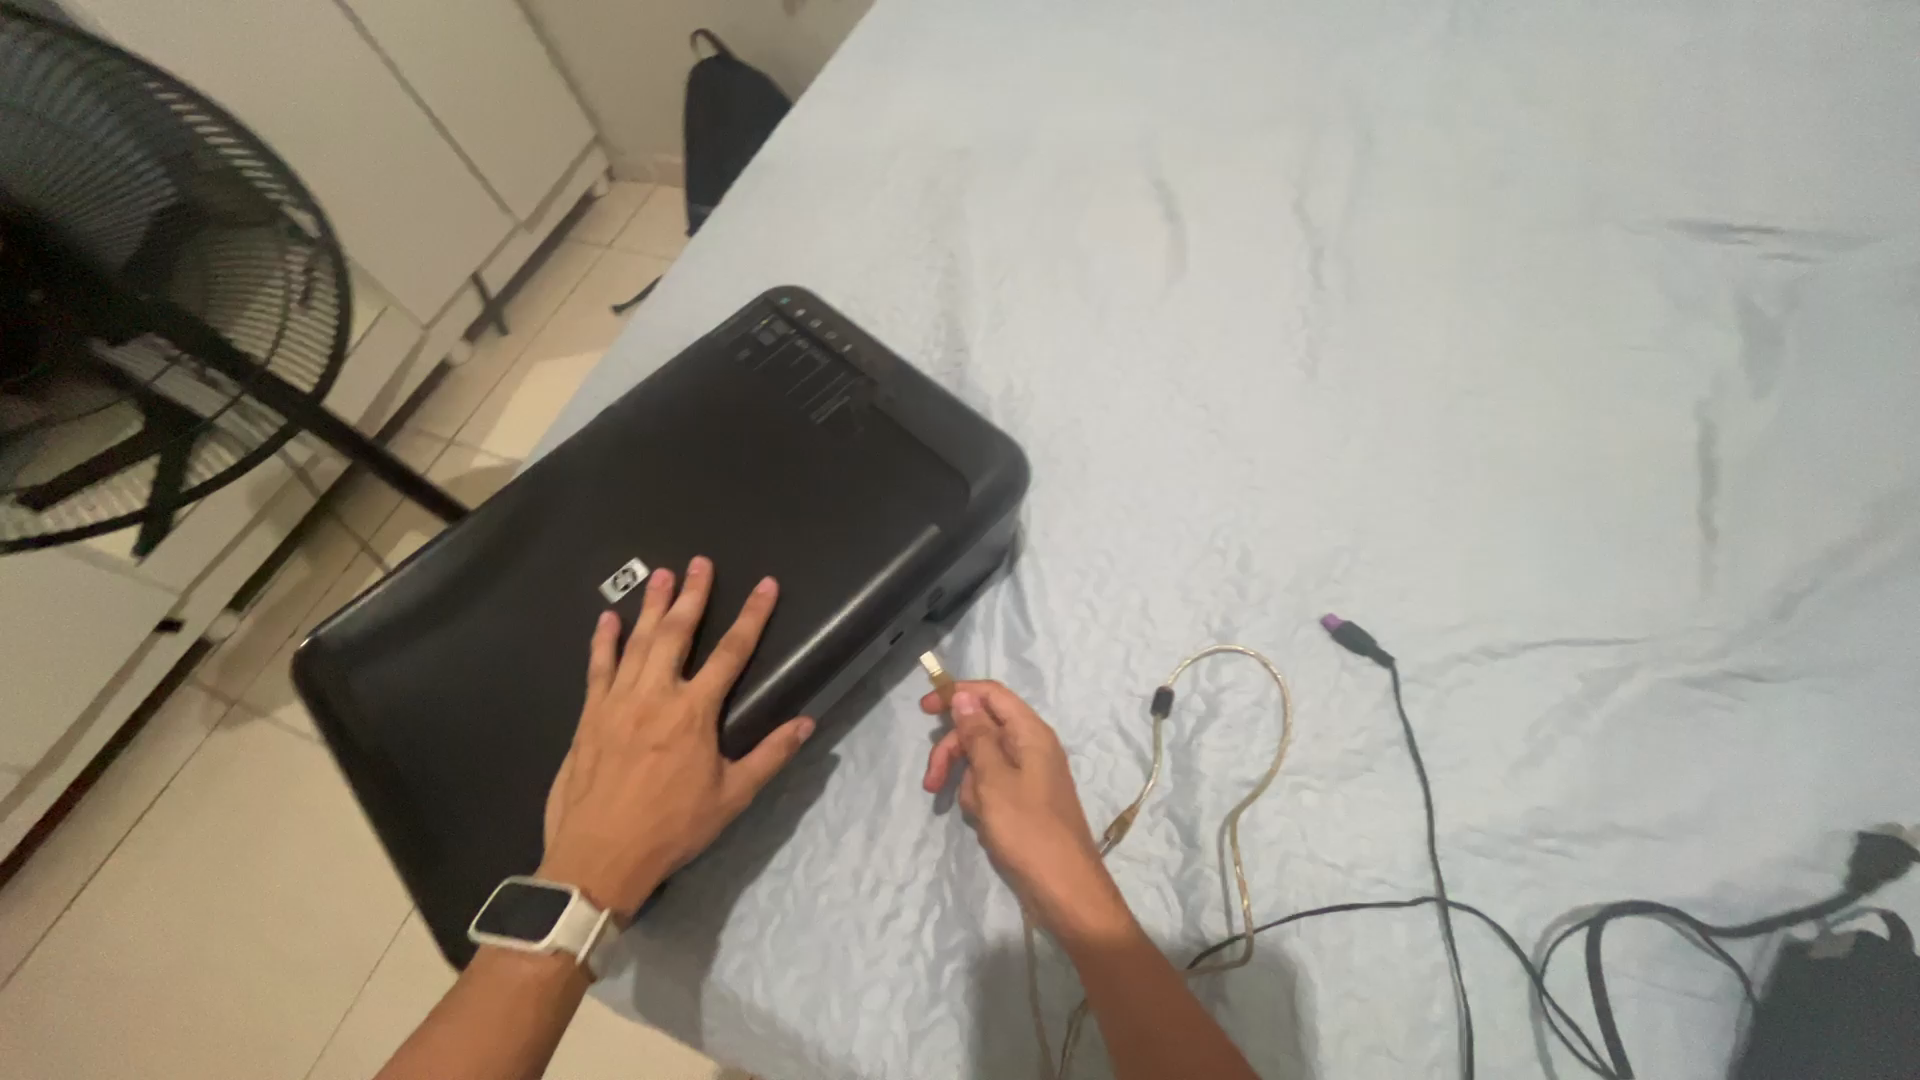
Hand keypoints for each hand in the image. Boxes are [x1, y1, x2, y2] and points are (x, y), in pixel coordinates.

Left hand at [540, 556, 814, 917]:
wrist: (597, 859)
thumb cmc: (671, 828)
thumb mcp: (732, 797)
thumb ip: (770, 755)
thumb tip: (807, 722)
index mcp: (694, 712)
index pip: (732, 652)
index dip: (752, 615)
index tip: (765, 585)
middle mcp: (655, 696)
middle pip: (678, 633)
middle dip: (692, 595)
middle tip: (699, 562)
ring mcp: (617, 702)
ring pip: (637, 642)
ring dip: (651, 606)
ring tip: (661, 574)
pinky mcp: (588, 716)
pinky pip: (597, 668)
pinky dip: (603, 641)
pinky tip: (608, 619)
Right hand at [919, 681, 1130, 940]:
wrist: (1064, 889)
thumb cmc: (1028, 829)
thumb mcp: (993, 779)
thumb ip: (977, 734)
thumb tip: (963, 696)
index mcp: (1030, 732)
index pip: (991, 694)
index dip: (957, 695)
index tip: (923, 710)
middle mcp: (1031, 746)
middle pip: (981, 728)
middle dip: (954, 750)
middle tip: (931, 780)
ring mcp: (1029, 774)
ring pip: (983, 760)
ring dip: (968, 781)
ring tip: (974, 812)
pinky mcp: (1023, 800)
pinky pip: (992, 785)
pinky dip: (981, 799)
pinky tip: (983, 823)